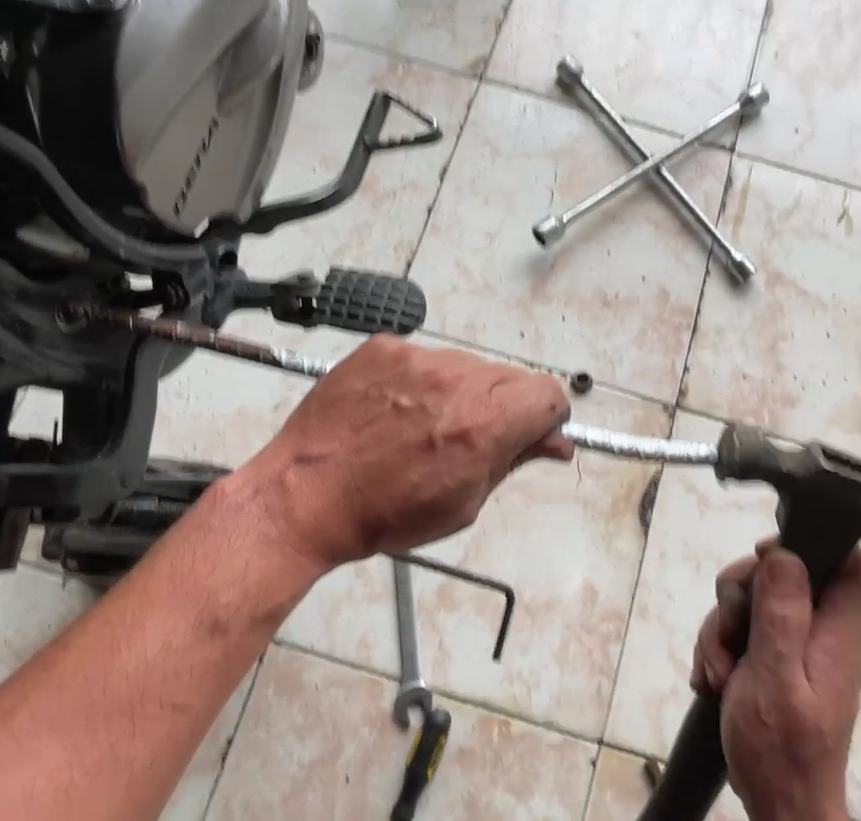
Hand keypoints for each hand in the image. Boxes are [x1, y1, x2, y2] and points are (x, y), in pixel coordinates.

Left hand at [252, 335, 572, 566]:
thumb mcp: (464, 503)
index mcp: (482, 425)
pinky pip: (425, 355)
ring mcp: (416, 359)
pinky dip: (422, 379)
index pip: (548, 394)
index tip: (531, 432)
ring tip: (425, 425)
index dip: (546, 416)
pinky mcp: (383, 348)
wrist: (306, 496)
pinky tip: (398, 409)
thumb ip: (514, 461)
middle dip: (505, 406)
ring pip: (469, 364)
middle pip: (511, 377)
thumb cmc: (383, 514)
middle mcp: (455, 381)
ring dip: (463, 390)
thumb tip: (554, 441)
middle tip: (472, 437)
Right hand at [689, 543, 860, 820]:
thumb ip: (781, 616)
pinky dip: (718, 651)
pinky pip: (737, 633)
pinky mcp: (770, 661)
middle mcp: (818, 630)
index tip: (762, 558)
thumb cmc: (784, 751)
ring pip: (749, 602)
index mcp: (836, 629)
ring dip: (720, 632)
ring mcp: (792, 646)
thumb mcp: (776, 680)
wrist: (778, 806)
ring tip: (719, 676)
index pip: (843, 559)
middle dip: (739, 597)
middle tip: (729, 637)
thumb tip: (785, 553)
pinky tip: (712, 681)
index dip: (805, 544)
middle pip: (778, 574)